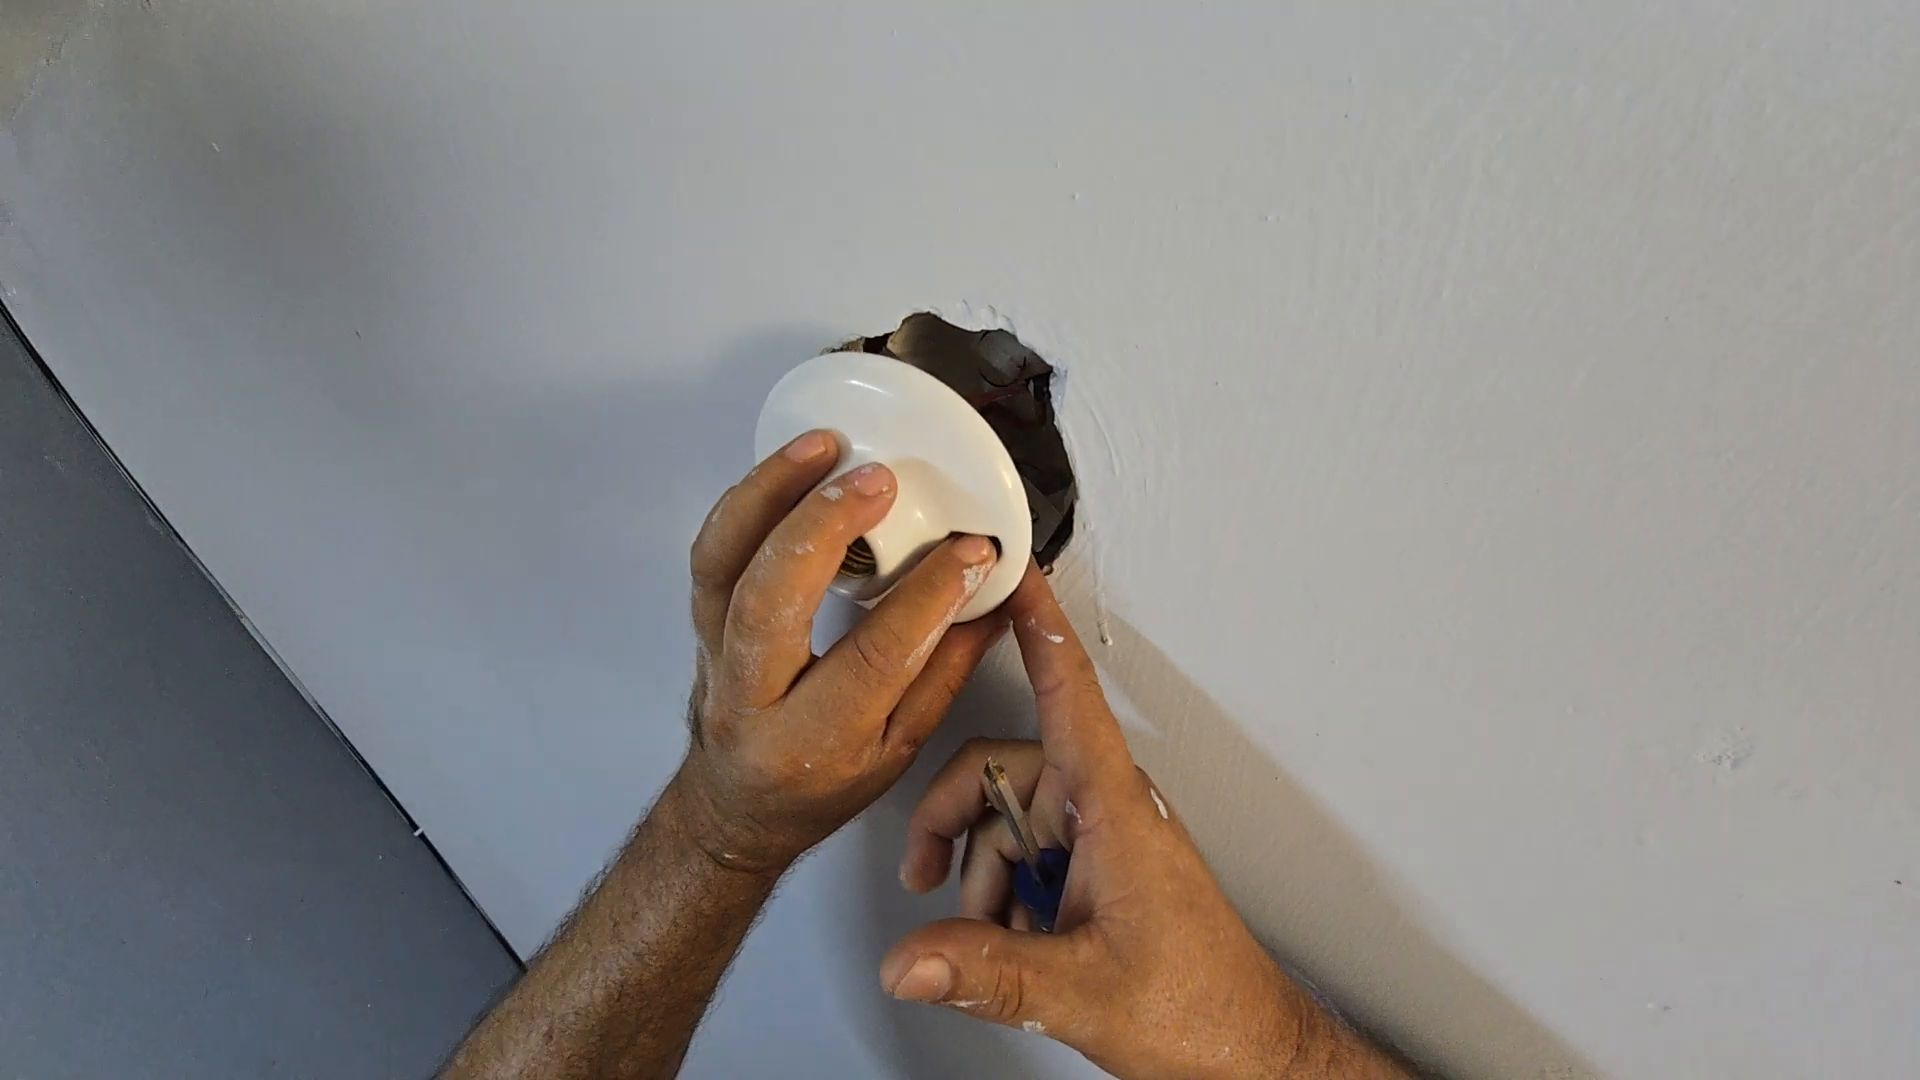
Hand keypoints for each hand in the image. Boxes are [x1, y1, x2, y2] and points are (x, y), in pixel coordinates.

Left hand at [670, 430, 1005, 875]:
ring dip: (768, 492)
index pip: (876, 656)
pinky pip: (713, 549)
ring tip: (820, 445)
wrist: (734, 808)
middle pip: (770, 599)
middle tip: (878, 479)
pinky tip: (790, 466)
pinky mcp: (700, 620)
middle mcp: (751, 695)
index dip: (930, 594)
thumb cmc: (822, 787)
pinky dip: (749, 499)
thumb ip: (946, 672)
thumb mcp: (899, 750)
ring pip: (720, 561)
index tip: (972, 548)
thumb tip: (994, 599)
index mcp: (814, 740)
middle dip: (824, 528)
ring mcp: (713, 651)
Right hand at [880, 565, 1411, 1079]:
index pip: (1068, 690)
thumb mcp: (1083, 988)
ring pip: (1006, 814)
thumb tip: (911, 960)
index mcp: (1112, 803)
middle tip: (926, 873)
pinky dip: (1002, 887)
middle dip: (954, 821)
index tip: (1015, 573)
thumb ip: (988, 970)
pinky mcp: (1093, 859)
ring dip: (981, 872)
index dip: (1039, 624)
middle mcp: (1102, 802)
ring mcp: (1097, 831)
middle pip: (1001, 769)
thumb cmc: (1202, 1006)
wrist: (1248, 1049)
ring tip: (993, 933)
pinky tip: (1015, 932)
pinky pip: (1024, 846)